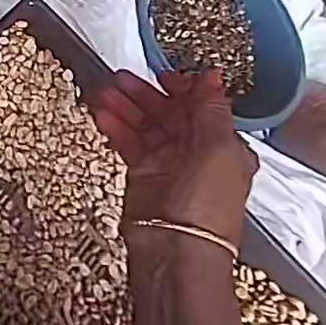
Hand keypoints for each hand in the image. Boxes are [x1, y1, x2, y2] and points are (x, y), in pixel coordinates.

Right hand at [93, 70, 256, 244]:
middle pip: (169, 113)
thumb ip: (211, 109)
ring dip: (126, 107)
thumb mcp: (218, 149)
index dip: (181, 88)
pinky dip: (116, 128)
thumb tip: (211, 75)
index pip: (201, 106)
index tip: (160, 74)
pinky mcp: (142, 174)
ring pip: (145, 125)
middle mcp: (196, 151)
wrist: (175, 251)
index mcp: (223, 144)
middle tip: (120, 78)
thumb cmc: (205, 203)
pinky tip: (102, 115)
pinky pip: (128, 143)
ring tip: (104, 93)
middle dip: (145, 94)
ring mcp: (167, 163)